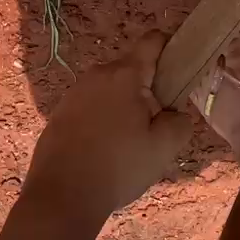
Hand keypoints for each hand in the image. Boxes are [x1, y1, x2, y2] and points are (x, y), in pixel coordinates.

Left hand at [24, 32, 193, 219]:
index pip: (153, 40)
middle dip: (147, 89)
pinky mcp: (58, 114)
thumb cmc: (117, 167)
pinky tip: (102, 152)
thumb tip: (175, 113)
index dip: (171, 48)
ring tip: (127, 144)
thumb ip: (180, 122)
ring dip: (123, 106)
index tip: (179, 75)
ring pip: (110, 89)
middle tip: (154, 125)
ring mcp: (74, 93)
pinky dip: (101, 120)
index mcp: (125, 74)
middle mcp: (98, 74)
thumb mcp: (163, 148)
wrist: (60, 199)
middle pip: (132, 69)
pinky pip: (90, 106)